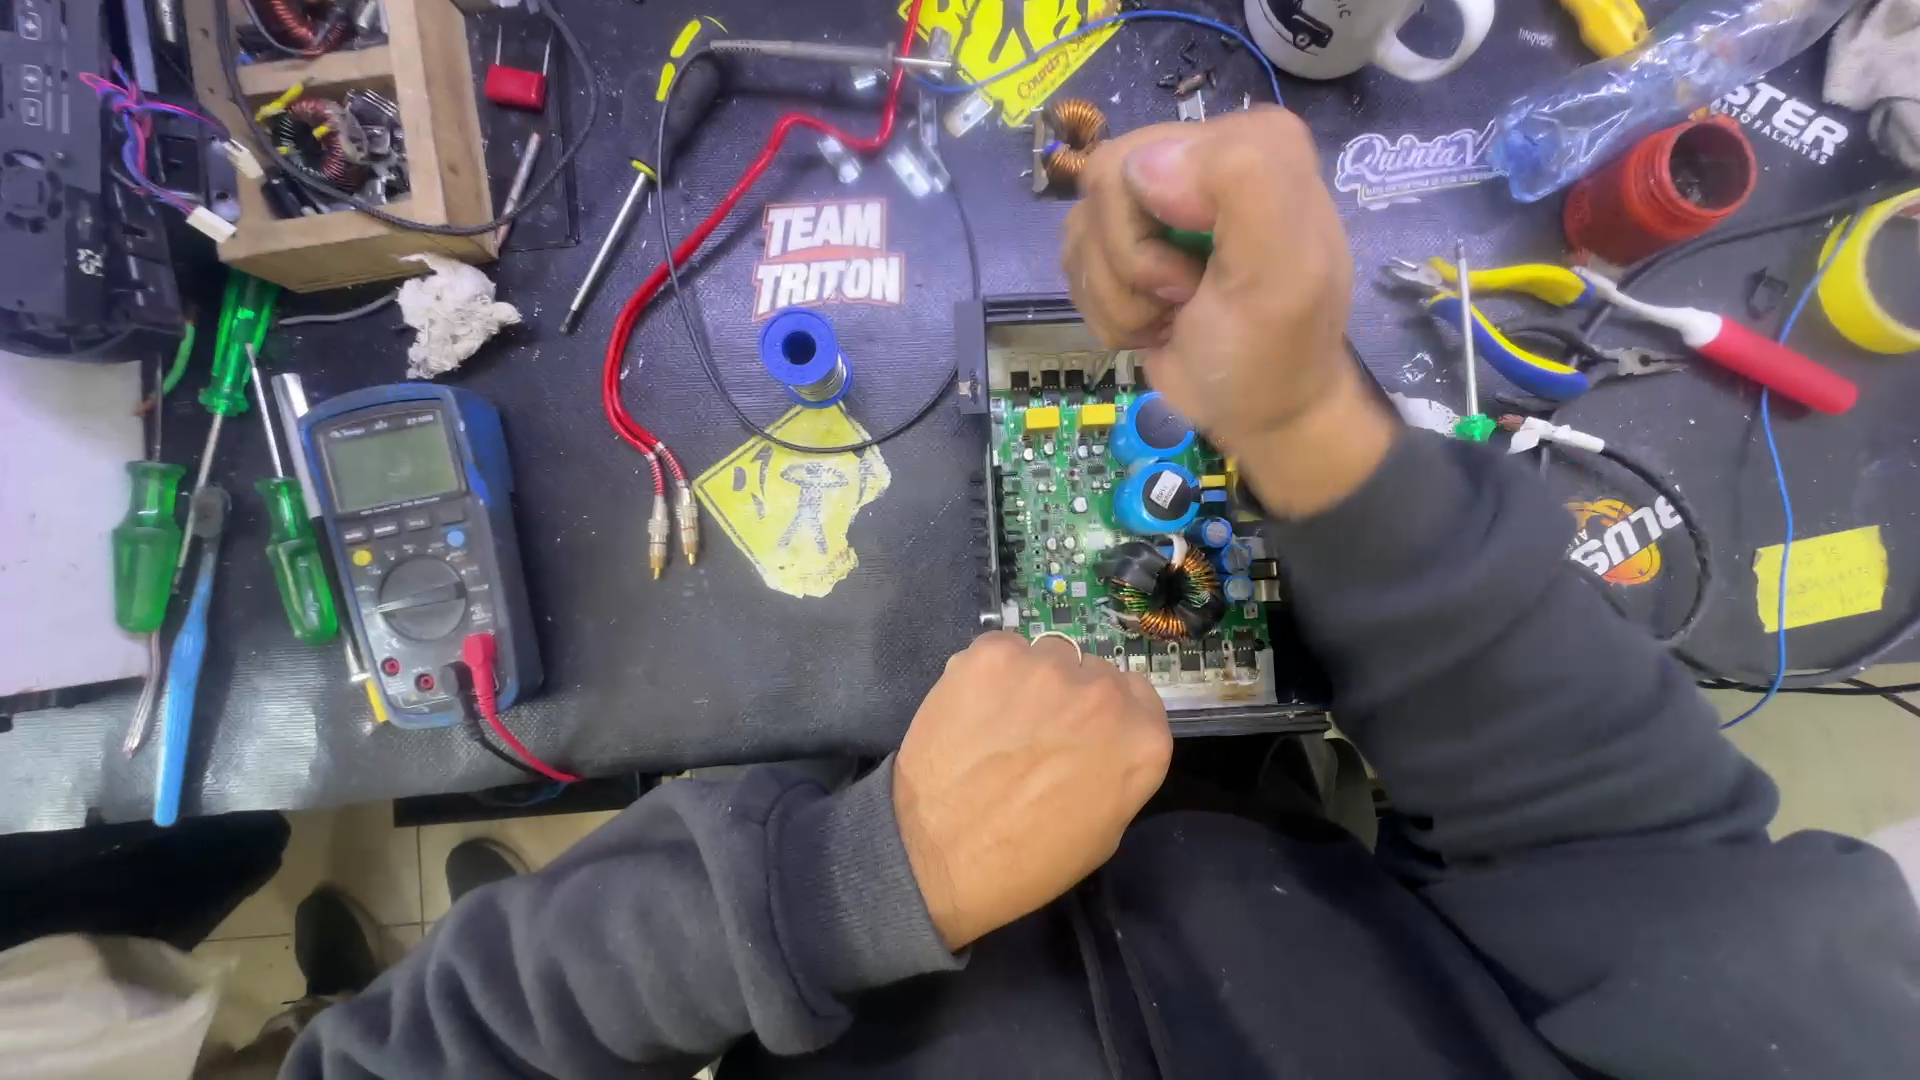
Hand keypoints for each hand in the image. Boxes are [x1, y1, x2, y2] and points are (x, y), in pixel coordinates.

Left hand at [892, 632, 1171, 949]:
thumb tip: (1104, 737)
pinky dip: (989, 672)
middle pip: (1093, 670)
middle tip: (1037, 731)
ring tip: (999, 720)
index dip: (1108, 713)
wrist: (936, 855)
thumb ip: (1119, 768)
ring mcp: (1046, 667)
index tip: (1083, 730)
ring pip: (1047, 655)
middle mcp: (1103, 692)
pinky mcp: (992, 653)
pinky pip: (1002, 649)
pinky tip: (972, 707)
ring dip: (1031, 680)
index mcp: (1143, 739)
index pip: (1138, 695)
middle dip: (1070, 696)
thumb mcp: (1105, 831)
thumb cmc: (1027, 860)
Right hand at [1061, 108, 1395, 516]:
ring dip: (1119, 300)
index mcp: (1245, 142)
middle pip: (1100, 191)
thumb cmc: (1270, 350)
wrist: (1255, 411)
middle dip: (1130, 270)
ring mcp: (1150, 206)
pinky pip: (1074, 266)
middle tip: (1182, 298)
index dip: (1144, 234)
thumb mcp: (1284, 269)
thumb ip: (1241, 182)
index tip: (1196, 278)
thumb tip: (1142, 163)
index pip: (1137, 160)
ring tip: (1171, 316)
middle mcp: (1193, 159)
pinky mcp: (1120, 248)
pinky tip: (1152, 323)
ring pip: (1080, 233)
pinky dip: (1107, 313)